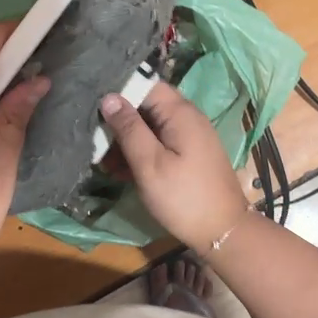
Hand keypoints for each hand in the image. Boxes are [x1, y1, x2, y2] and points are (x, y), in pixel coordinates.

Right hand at [99, 83, 251, 250]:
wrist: (222, 232)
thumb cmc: (183, 197)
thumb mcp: (149, 163)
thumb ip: (129, 128)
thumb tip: (110, 97)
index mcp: (180, 112)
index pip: (146, 84)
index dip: (120, 91)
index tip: (94, 106)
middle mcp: (188, 117)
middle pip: (147, 106)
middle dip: (120, 121)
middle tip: (94, 141)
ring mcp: (190, 136)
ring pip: (151, 127)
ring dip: (128, 141)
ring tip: (104, 163)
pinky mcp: (189, 155)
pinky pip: (160, 144)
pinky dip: (142, 153)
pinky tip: (122, 172)